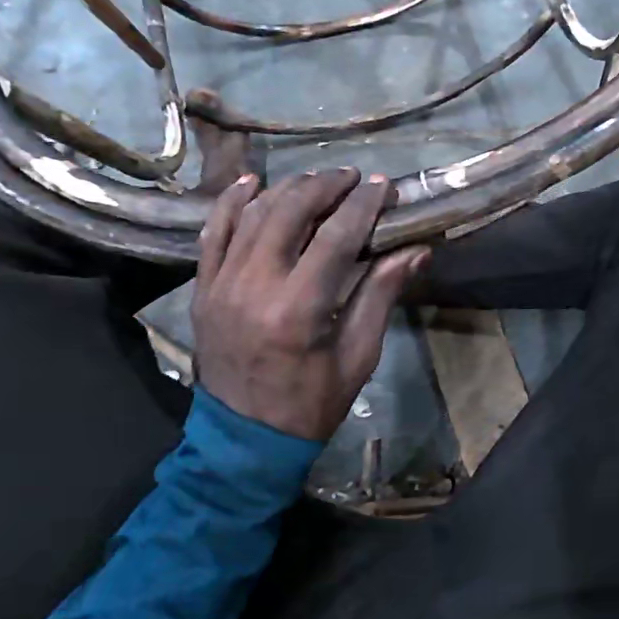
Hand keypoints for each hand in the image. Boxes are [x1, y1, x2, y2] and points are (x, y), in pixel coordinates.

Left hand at [192, 169, 429, 440]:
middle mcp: (253, 287)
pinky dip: (231, 202)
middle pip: (289, 212)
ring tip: (318, 180)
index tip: (383, 185)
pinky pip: (212, 233)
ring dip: (288, 189)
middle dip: (325, 186)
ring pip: (252, 215)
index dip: (363, 205)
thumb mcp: (359, 354)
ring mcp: (220, 285)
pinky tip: (252, 181)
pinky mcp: (202, 289)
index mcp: (297, 310)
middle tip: (353, 178)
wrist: (243, 440)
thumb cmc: (312, 401)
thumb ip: (382, 294)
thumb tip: (416, 249)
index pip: (335, 237)